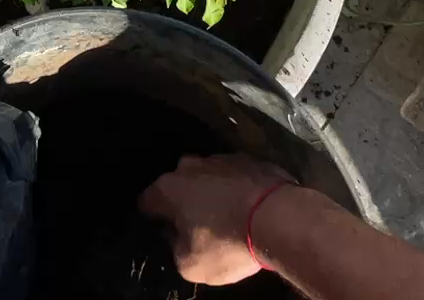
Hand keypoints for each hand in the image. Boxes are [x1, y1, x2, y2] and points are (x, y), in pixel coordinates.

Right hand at [138, 154, 297, 285]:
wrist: (276, 217)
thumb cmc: (226, 242)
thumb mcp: (191, 265)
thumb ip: (175, 249)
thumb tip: (177, 237)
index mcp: (169, 189)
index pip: (146, 201)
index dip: (151, 218)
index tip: (162, 231)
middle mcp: (189, 166)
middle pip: (177, 184)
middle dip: (183, 201)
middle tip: (196, 224)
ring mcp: (219, 158)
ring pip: (206, 176)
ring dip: (211, 192)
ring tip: (227, 215)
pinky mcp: (247, 159)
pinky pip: (234, 176)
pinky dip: (236, 188)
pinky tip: (248, 206)